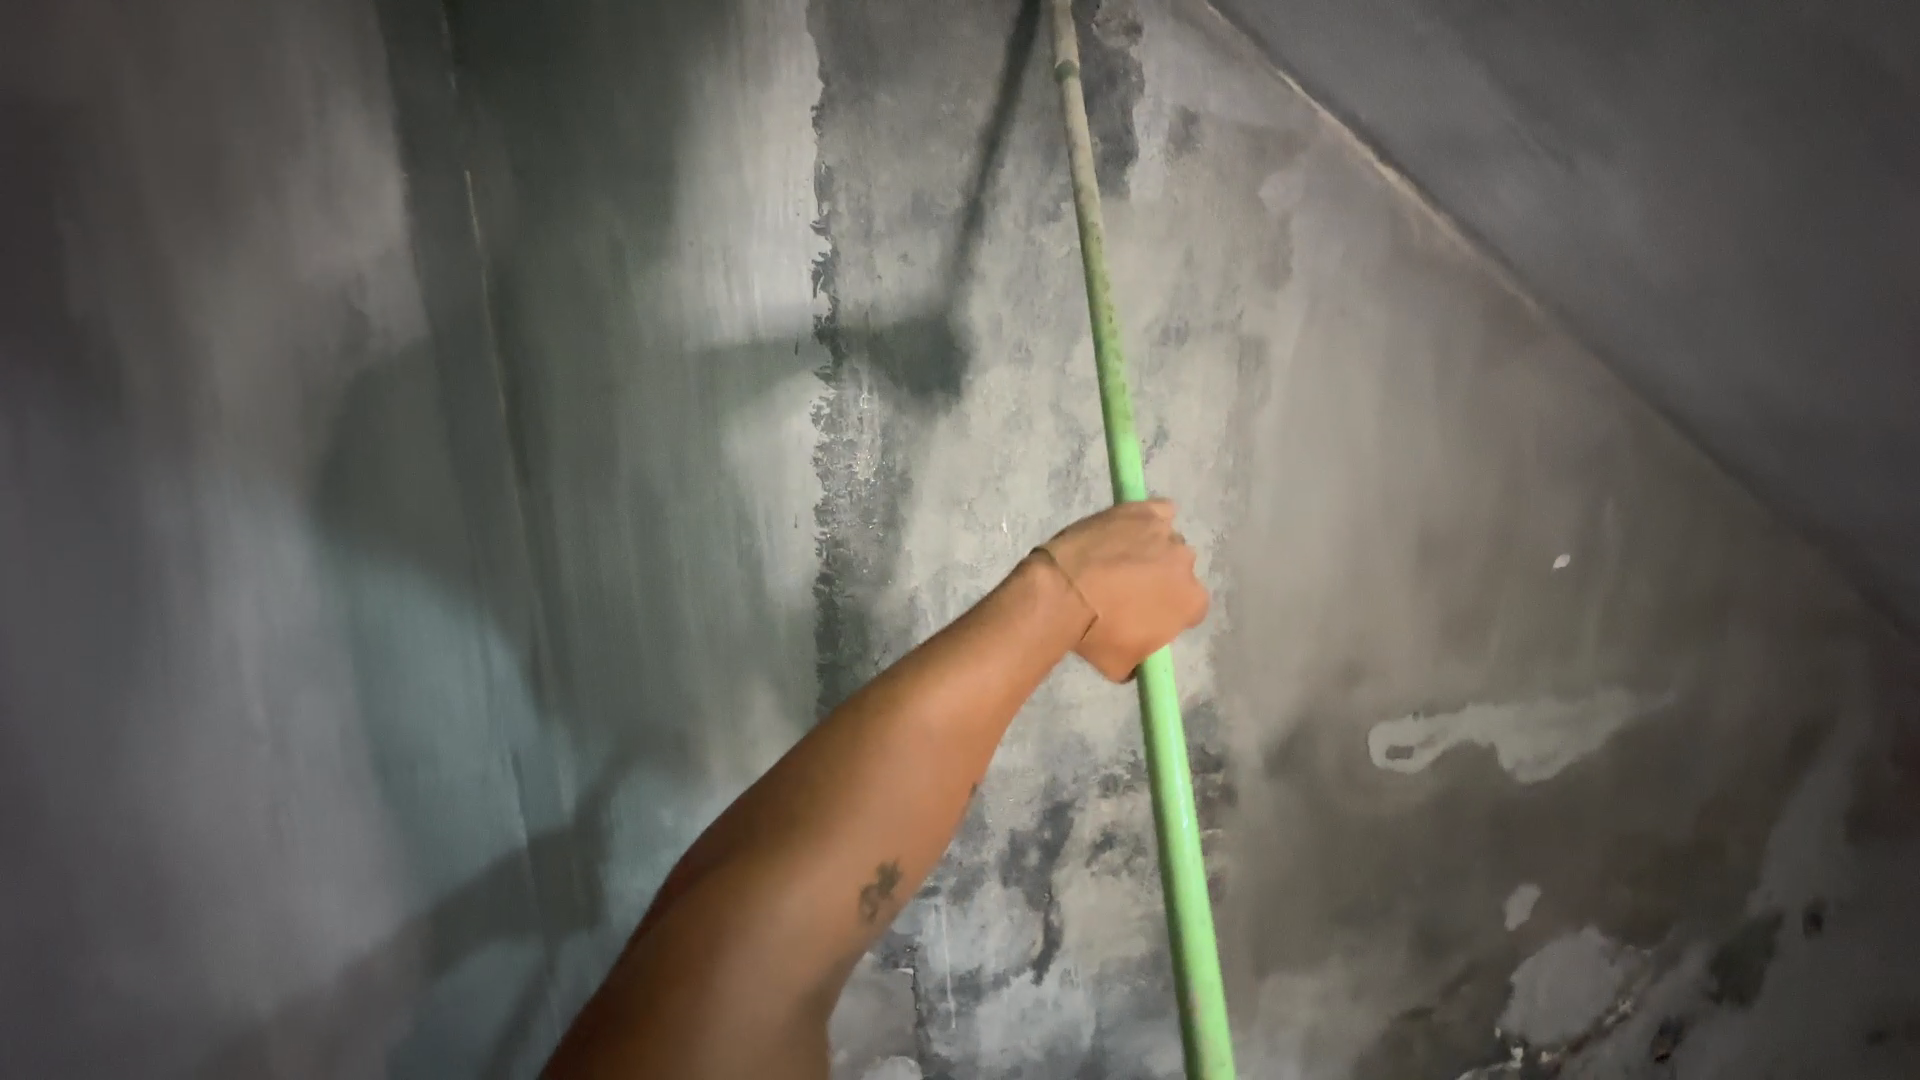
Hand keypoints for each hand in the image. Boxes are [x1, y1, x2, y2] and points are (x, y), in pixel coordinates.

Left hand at [1038, 499, 1209, 680]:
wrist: (1062, 592)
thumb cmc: (1095, 635)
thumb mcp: (1121, 666)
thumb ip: (1140, 661)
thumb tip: (1136, 663)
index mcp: (1191, 602)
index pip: (1190, 606)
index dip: (1169, 610)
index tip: (1146, 613)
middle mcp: (1186, 563)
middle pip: (1177, 569)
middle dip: (1158, 578)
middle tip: (1125, 586)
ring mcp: (1164, 533)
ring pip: (1164, 540)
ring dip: (1147, 549)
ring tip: (1116, 557)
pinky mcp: (1142, 510)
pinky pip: (1158, 510)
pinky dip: (1147, 518)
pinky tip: (1129, 527)